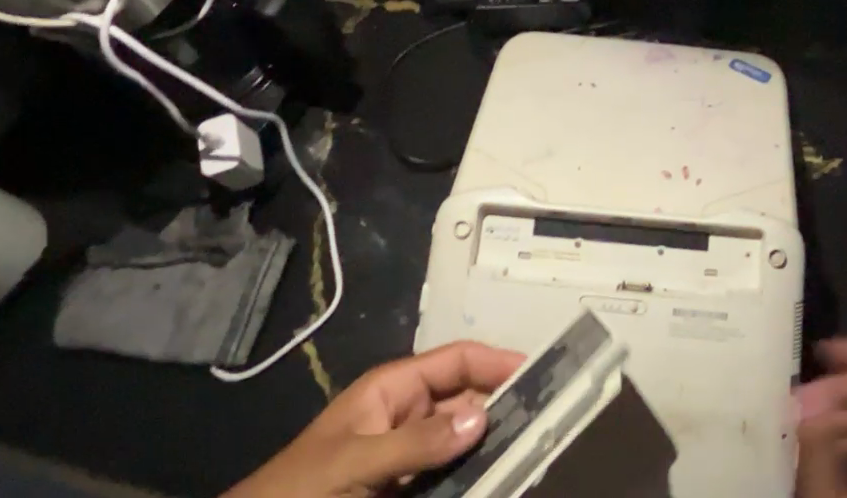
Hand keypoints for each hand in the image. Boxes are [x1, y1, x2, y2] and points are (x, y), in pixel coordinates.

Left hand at [224, 340, 523, 497]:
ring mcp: (408, 455)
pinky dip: (475, 477)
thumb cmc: (299, 488)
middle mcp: (407, 414)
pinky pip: (451, 476)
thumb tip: (482, 419)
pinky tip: (500, 481)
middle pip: (467, 402)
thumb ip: (416, 442)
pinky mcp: (408, 489)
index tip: (540, 371)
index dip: (497, 361)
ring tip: (533, 454)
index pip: (456, 361)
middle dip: (504, 408)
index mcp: (393, 388)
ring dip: (494, 447)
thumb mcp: (354, 462)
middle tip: (547, 422)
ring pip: (464, 442)